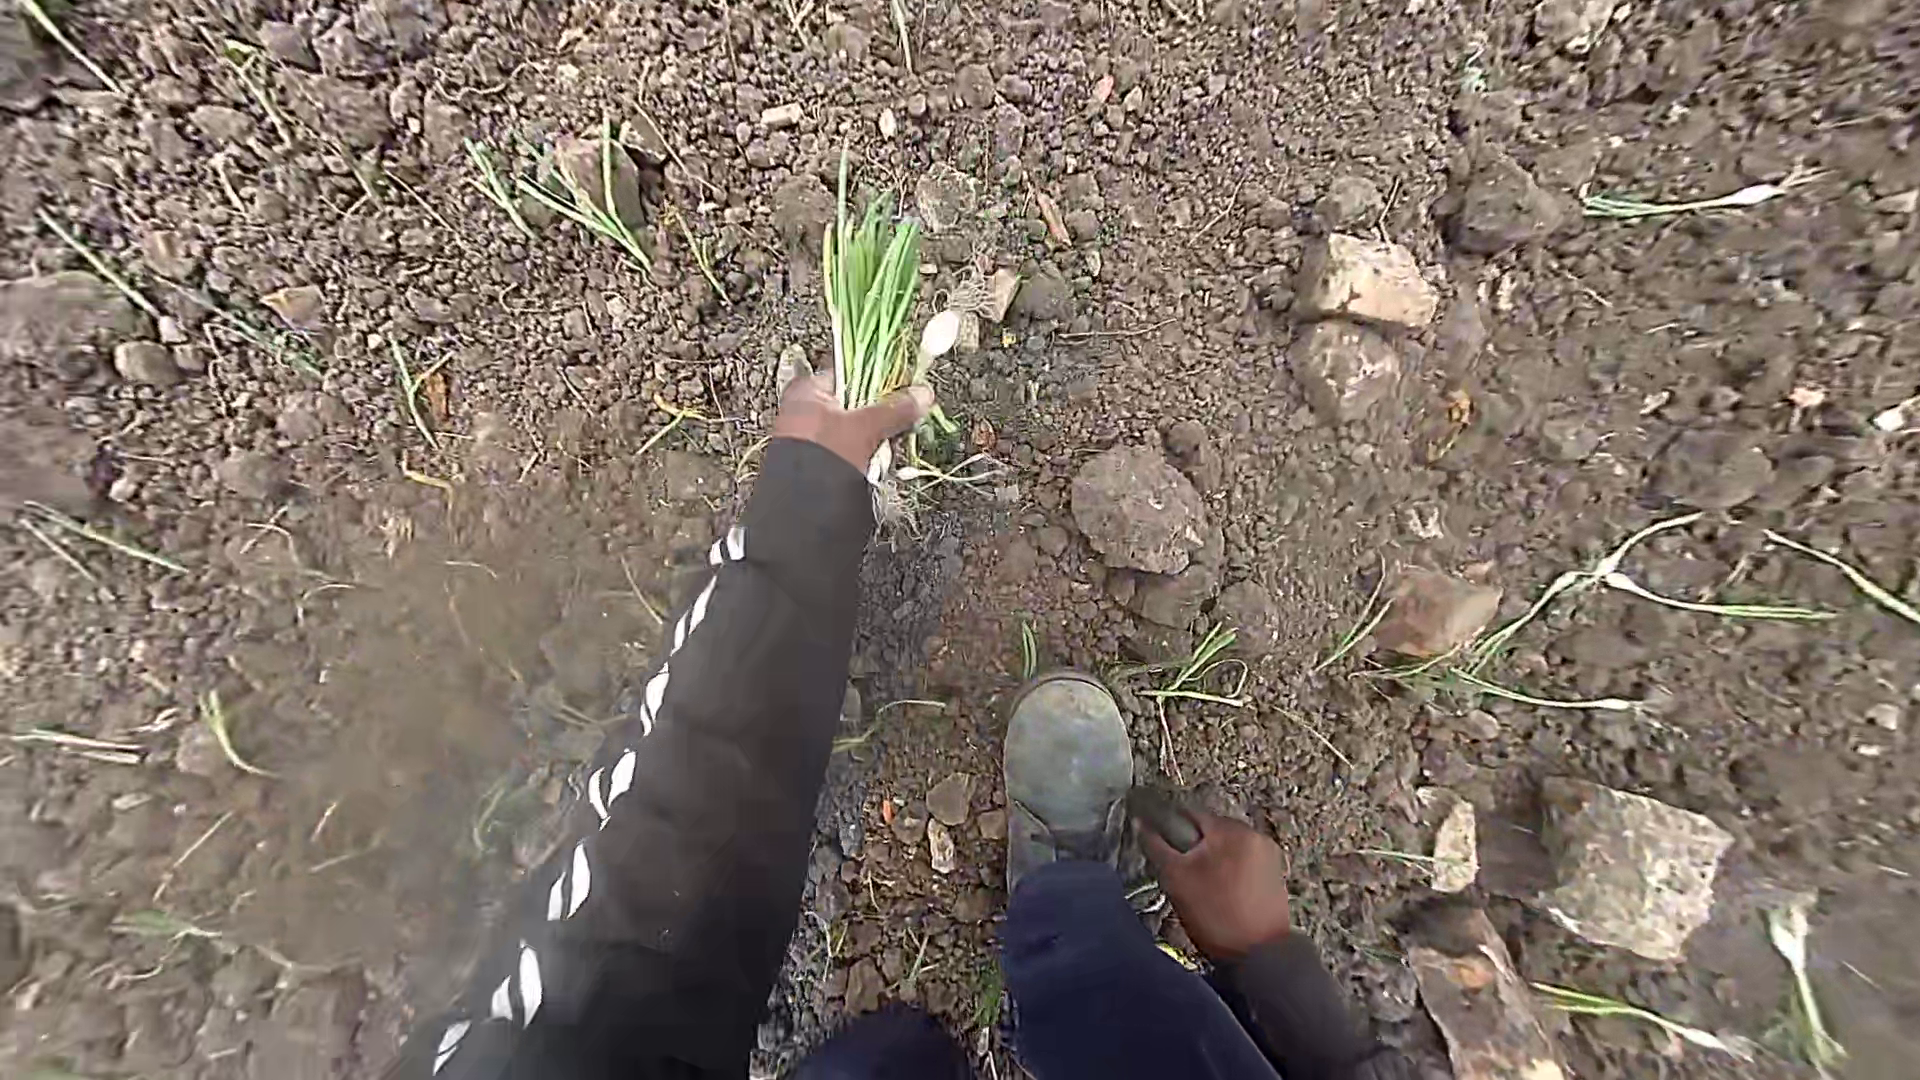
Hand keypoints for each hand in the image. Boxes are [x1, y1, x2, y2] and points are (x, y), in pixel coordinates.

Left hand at [769, 370, 934, 473]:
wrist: (804, 511)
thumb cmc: (824, 457)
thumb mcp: (864, 427)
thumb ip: (895, 408)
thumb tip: (923, 393)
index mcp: (809, 391)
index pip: (851, 369)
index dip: (880, 375)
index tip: (905, 386)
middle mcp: (809, 410)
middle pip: (859, 401)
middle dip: (884, 414)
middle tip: (903, 421)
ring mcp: (816, 439)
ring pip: (860, 428)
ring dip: (880, 438)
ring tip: (889, 448)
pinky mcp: (825, 462)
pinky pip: (856, 450)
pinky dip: (870, 455)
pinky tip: (879, 464)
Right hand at [1141, 812, 1291, 961]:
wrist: (1262, 960)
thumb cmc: (1215, 914)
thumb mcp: (1175, 877)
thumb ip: (1155, 844)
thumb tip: (1140, 822)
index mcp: (1230, 829)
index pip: (1189, 814)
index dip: (1172, 832)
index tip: (1167, 856)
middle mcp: (1254, 834)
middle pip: (1209, 830)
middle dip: (1194, 848)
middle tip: (1185, 876)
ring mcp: (1269, 856)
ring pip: (1226, 847)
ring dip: (1213, 861)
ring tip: (1204, 889)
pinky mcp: (1276, 876)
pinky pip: (1243, 863)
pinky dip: (1231, 873)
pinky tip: (1224, 896)